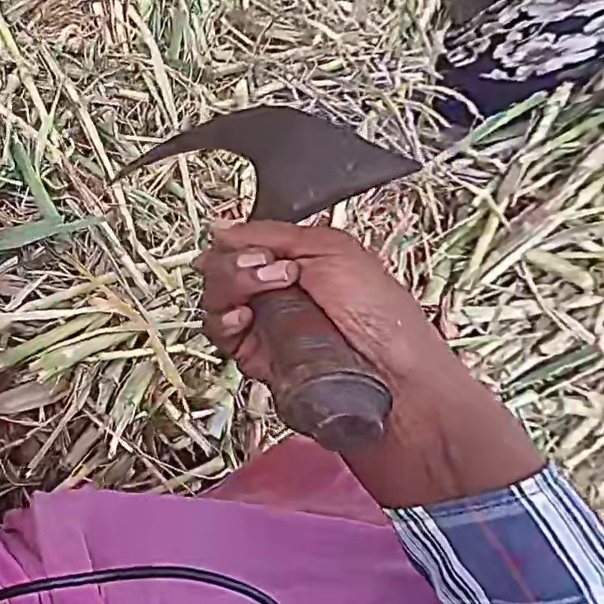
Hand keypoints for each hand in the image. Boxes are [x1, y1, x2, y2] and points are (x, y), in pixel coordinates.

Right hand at [195, 222, 542, 507]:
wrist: (391, 376)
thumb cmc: (381, 315)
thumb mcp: (333, 249)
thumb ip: (272, 234)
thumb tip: (218, 228)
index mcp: (289, 260)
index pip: (236, 243)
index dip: (238, 244)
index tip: (260, 253)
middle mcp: (269, 289)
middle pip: (217, 267)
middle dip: (235, 266)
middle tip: (270, 273)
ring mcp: (257, 320)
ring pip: (212, 297)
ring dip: (231, 289)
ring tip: (264, 296)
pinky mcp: (248, 352)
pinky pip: (215, 331)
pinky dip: (223, 321)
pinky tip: (244, 318)